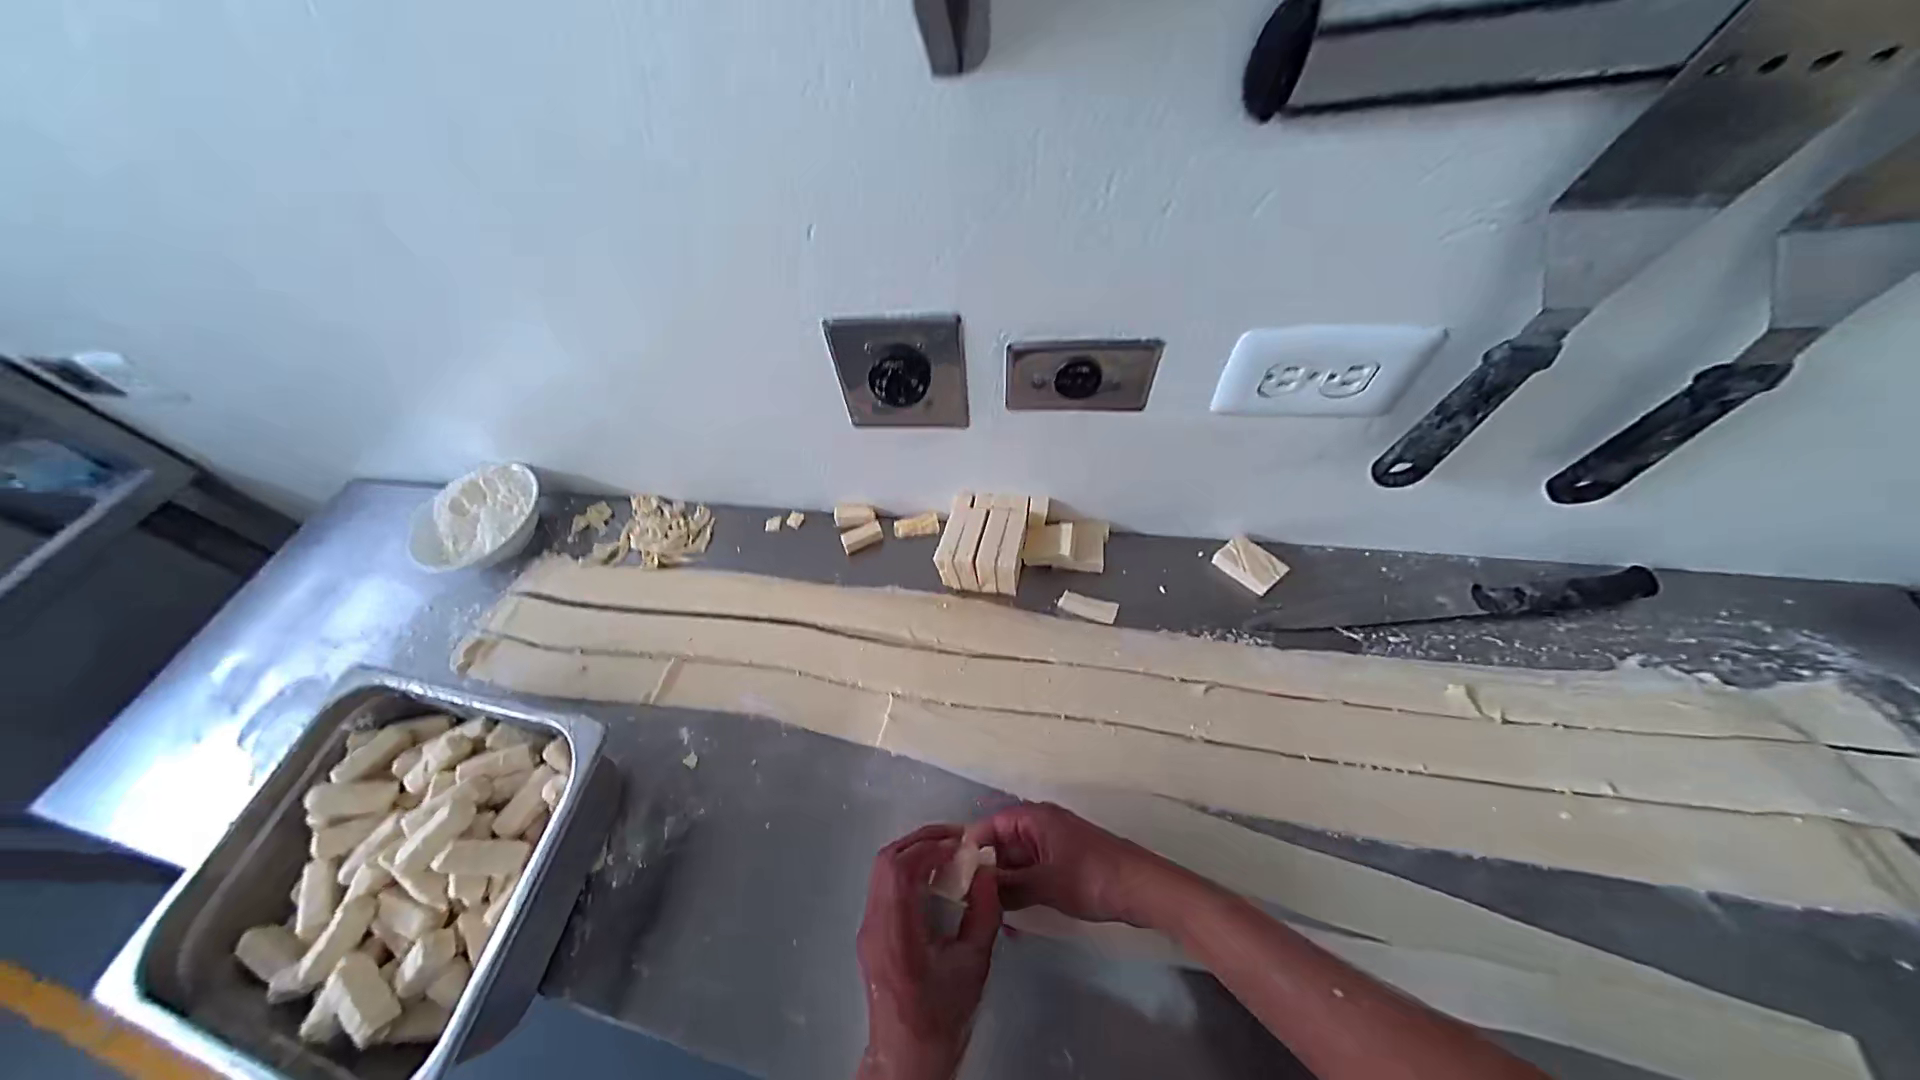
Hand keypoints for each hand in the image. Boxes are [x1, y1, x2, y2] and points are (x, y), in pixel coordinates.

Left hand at [856, 824, 1001, 1079]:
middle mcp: (873, 925)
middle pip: (886, 861)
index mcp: (895, 935)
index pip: (901, 870)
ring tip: (947, 851)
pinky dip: (907, 868)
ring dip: (913, 851)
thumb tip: (987, 871)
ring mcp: (867, 928)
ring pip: (882, 870)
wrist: (907, 1057)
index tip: (961, 844)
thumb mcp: (973, 964)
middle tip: (955, 838)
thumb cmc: (943, 1015)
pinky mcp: (870, 932)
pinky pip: (884, 885)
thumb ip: (983, 913)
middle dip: (922, 840)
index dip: (931, 847)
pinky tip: (933, 874)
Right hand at [963, 802, 1189, 927]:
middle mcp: (1038, 826)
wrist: (1142, 888)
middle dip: (985, 873)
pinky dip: (1021, 892)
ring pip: (1015, 863)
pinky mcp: (1063, 865)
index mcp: (1032, 818)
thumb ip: (1006, 886)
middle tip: (966, 904)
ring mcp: (1052, 845)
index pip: (987, 826)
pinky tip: (1013, 921)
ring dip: (1003, 887)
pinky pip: (1032, 874)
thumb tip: (974, 889)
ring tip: (987, 917)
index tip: (951, 877)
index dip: (969, 849)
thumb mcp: (1044, 884)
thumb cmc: (1091, 877)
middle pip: (1000, 845)